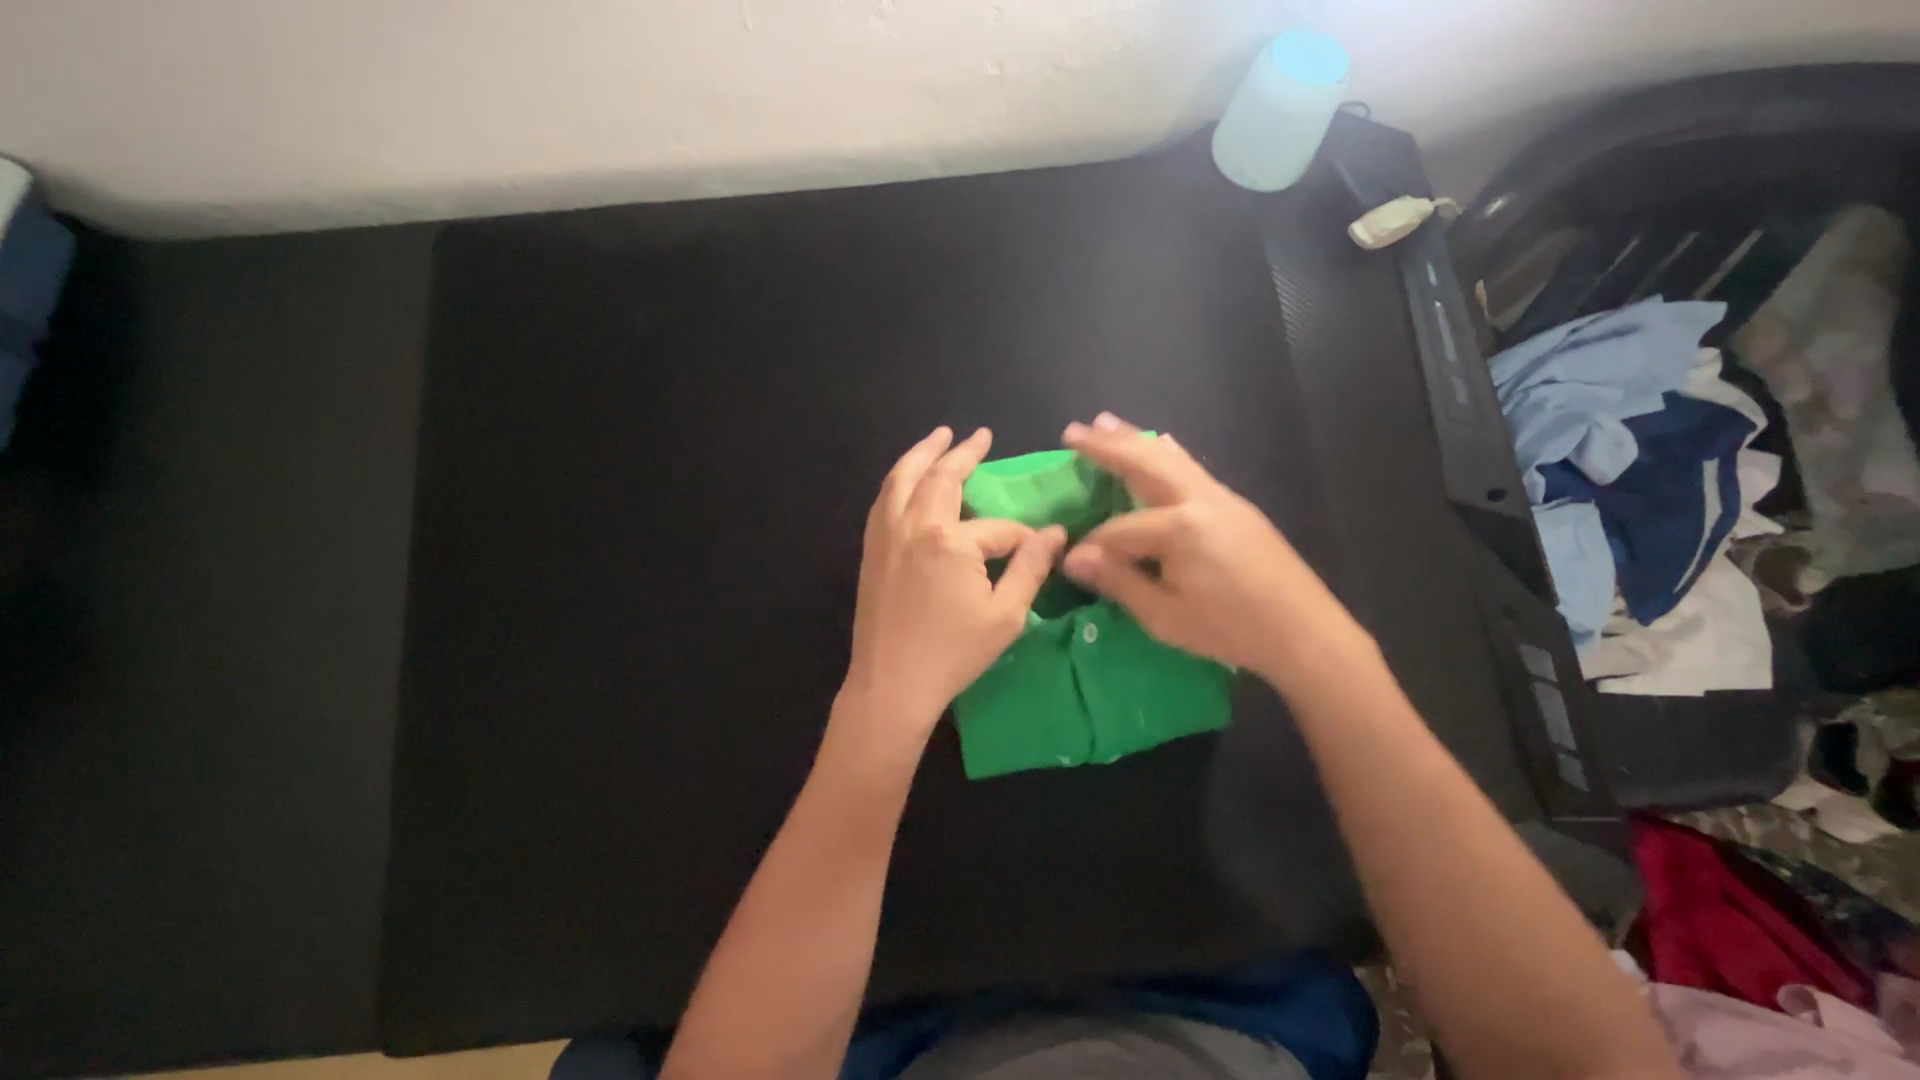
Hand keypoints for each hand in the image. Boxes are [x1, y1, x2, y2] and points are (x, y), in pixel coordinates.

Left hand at [839, 426, 1066, 748]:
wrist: (891, 683)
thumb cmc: (952, 654)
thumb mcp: (1004, 616)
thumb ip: (1029, 568)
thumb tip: (1054, 533)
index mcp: (951, 540)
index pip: (998, 527)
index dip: (1022, 537)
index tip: (1039, 546)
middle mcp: (914, 525)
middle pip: (941, 478)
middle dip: (964, 454)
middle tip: (979, 436)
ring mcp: (886, 534)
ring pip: (903, 479)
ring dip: (923, 453)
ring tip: (939, 436)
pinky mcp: (871, 549)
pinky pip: (883, 499)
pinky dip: (898, 479)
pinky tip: (907, 479)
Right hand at [1059, 412, 1370, 686]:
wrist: (1305, 632)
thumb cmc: (1231, 630)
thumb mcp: (1165, 616)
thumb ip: (1119, 581)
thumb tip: (1073, 558)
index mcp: (1180, 528)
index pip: (1119, 530)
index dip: (1091, 548)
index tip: (1068, 560)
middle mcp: (1200, 499)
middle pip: (1145, 464)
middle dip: (1107, 446)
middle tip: (1073, 430)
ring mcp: (1222, 498)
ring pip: (1171, 459)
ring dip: (1136, 439)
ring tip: (1106, 421)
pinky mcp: (1237, 506)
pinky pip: (1193, 469)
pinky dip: (1168, 453)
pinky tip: (1164, 444)